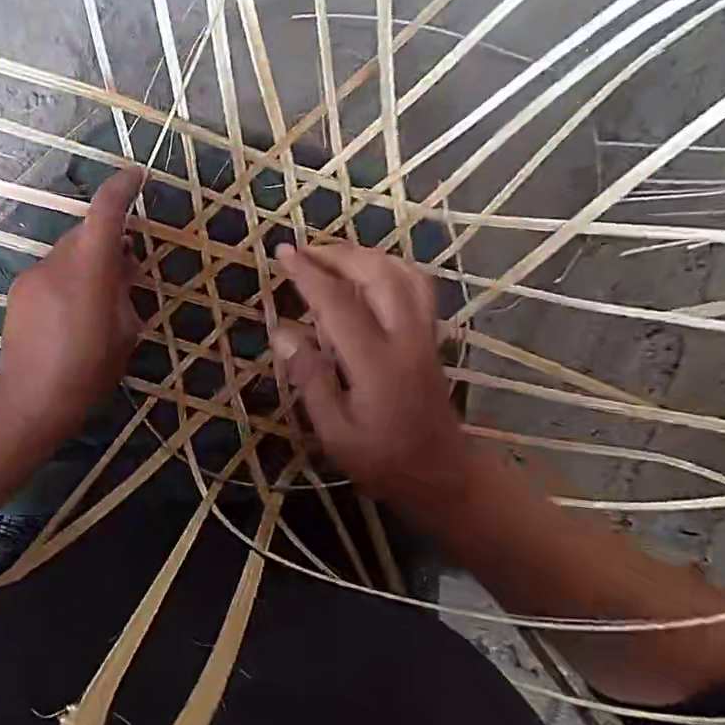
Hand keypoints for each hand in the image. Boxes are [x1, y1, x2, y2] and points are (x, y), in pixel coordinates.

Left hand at [0, 168, 145, 441]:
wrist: (30, 399)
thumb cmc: (89, 371)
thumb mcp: (125, 332)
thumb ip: (124, 292)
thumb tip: (120, 271)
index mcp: (89, 270)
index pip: (105, 212)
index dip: (123, 187)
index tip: (138, 176)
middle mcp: (56, 262)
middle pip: (86, 231)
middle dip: (110, 239)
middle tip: (130, 267)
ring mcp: (32, 275)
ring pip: (68, 252)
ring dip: (89, 261)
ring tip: (101, 298)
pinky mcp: (18, 291)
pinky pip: (52, 271)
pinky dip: (69, 278)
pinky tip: (73, 312)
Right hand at [270, 242, 470, 511]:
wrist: (443, 474)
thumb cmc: (382, 460)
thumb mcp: (334, 432)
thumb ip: (310, 379)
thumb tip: (281, 332)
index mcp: (377, 363)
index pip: (337, 302)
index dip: (307, 274)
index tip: (281, 253)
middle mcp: (406, 338)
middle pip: (376, 273)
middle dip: (336, 253)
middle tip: (301, 250)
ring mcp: (425, 333)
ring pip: (401, 272)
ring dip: (363, 254)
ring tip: (329, 255)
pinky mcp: (432, 335)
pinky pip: (415, 285)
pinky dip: (388, 266)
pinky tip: (367, 270)